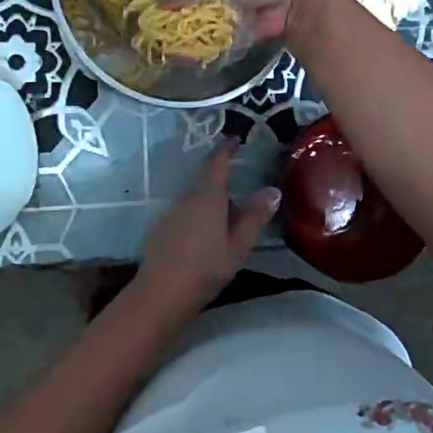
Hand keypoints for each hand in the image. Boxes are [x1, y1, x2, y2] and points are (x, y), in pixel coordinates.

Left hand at [135, 140, 280, 304]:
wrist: (161, 292)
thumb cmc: (206, 268)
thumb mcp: (238, 245)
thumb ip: (254, 217)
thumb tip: (272, 190)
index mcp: (207, 196)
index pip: (216, 163)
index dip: (226, 149)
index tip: (235, 139)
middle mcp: (185, 197)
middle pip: (205, 180)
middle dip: (222, 179)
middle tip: (241, 185)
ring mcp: (170, 212)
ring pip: (194, 197)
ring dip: (210, 199)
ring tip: (227, 215)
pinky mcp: (161, 227)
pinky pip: (184, 211)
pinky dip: (198, 213)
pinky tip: (205, 233)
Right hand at [159, 0, 318, 41]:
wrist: (292, 2)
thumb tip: (161, 2)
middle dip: (170, 4)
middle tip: (147, 15)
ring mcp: (224, 8)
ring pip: (196, 16)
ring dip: (180, 25)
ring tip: (158, 34)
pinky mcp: (231, 30)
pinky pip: (209, 36)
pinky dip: (196, 43)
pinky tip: (177, 48)